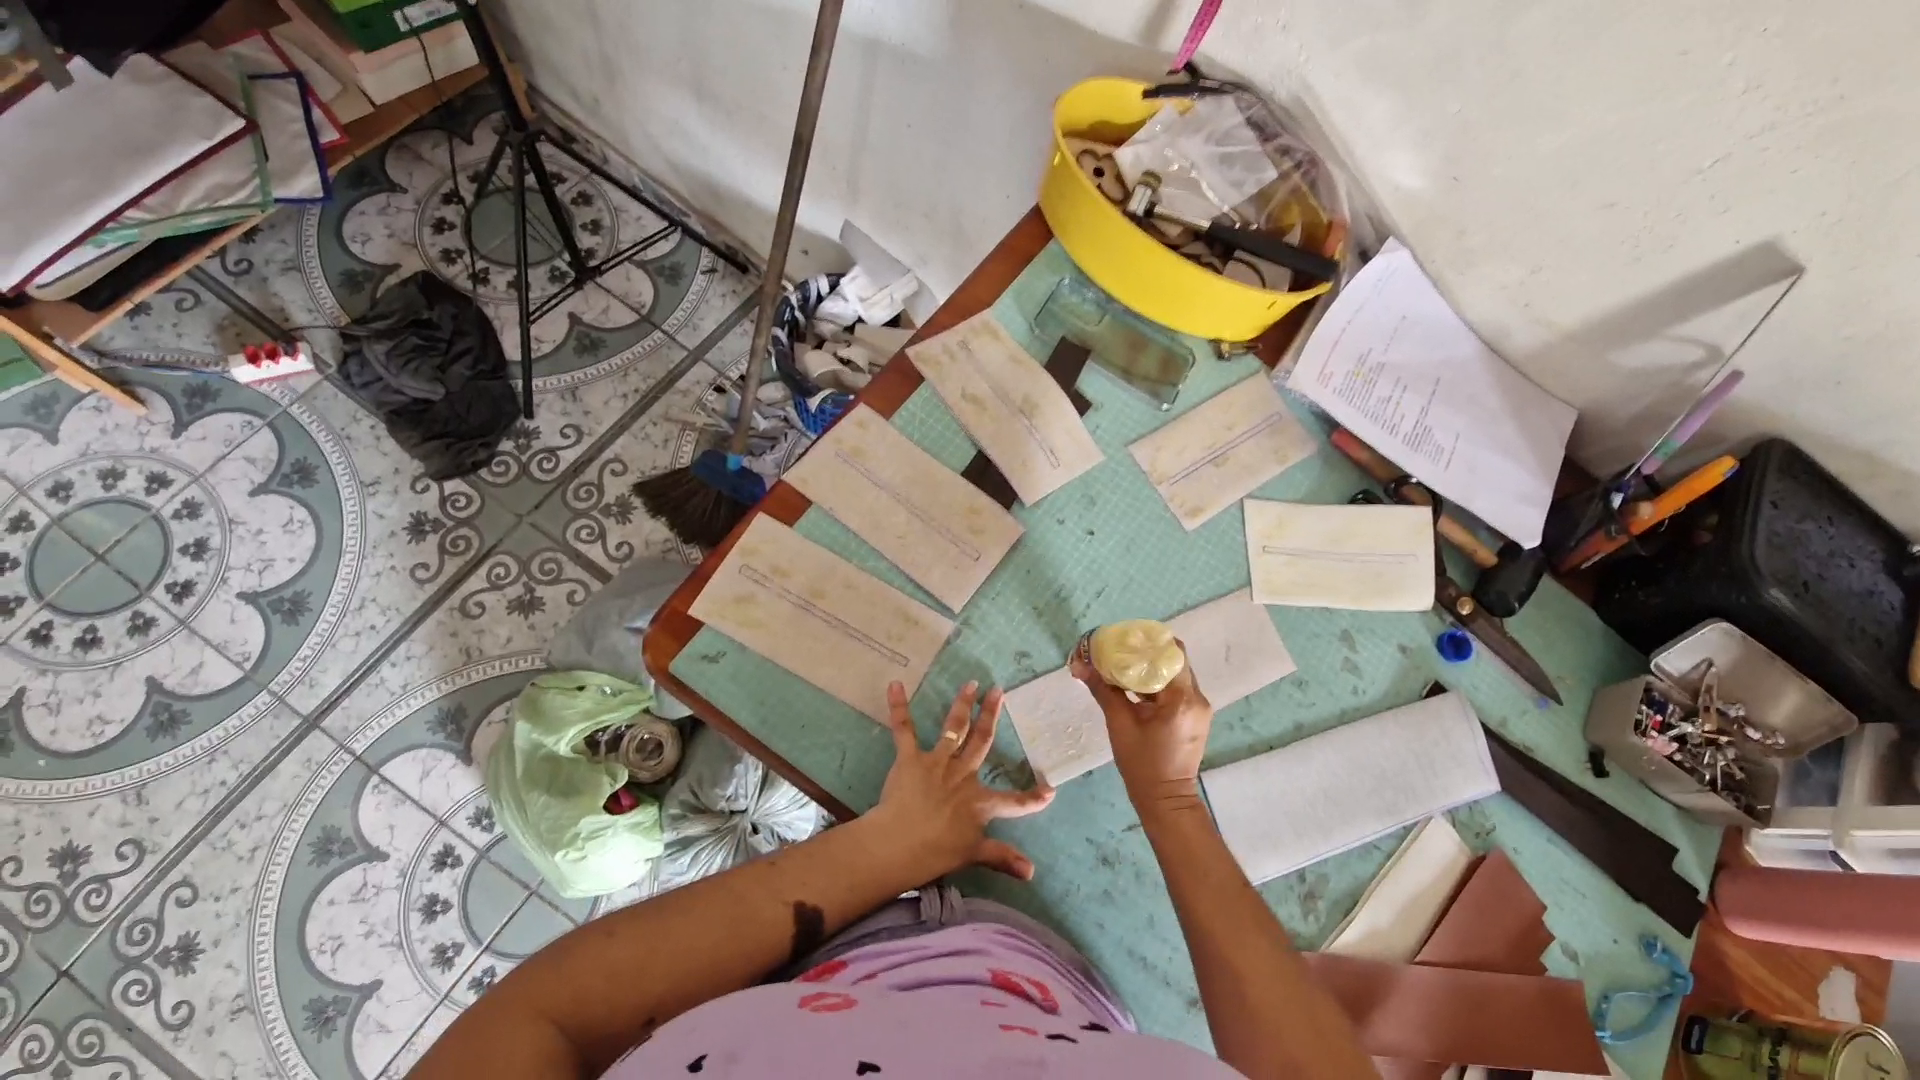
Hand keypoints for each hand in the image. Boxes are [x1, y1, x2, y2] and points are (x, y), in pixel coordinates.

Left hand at [867, 680, 1054, 881]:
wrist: (901, 843)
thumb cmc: (937, 852)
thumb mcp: (974, 854)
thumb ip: (1002, 857)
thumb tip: (1032, 873)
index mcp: (980, 801)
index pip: (1013, 803)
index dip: (1032, 799)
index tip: (1050, 791)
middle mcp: (963, 775)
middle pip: (982, 741)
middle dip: (992, 715)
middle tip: (999, 691)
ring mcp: (937, 763)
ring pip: (953, 728)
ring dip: (963, 704)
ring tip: (971, 683)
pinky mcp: (910, 759)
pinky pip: (904, 730)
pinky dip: (898, 707)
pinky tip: (895, 685)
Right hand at [1072, 642, 1213, 813]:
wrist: (1165, 800)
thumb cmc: (1142, 764)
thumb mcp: (1119, 724)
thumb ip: (1103, 690)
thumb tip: (1080, 665)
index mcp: (1181, 698)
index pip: (1171, 654)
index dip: (1147, 643)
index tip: (1124, 642)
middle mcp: (1197, 698)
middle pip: (1174, 661)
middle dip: (1146, 654)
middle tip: (1119, 653)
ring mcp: (1199, 707)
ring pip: (1175, 674)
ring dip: (1151, 669)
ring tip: (1123, 669)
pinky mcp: (1195, 716)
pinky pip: (1177, 689)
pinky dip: (1157, 684)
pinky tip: (1135, 688)